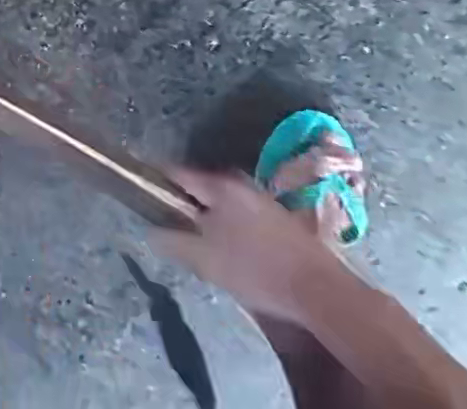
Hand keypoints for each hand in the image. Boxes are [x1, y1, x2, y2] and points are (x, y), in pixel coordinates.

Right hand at [149, 166, 350, 324]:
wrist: (324, 294)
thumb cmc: (255, 269)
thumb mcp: (202, 258)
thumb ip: (170, 240)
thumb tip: (150, 230)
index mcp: (218, 185)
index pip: (174, 171)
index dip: (154, 180)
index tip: (142, 192)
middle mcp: (240, 184)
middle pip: (200, 187)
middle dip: (184, 203)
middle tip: (173, 224)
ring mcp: (264, 201)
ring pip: (223, 202)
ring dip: (210, 216)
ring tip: (202, 241)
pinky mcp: (283, 221)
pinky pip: (244, 214)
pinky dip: (232, 225)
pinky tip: (234, 250)